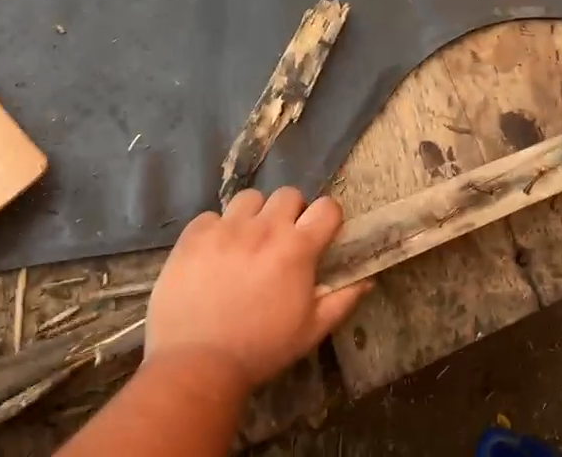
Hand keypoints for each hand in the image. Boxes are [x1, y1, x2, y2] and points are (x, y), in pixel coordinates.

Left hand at [144, 188, 370, 392]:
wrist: (196, 366)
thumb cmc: (261, 350)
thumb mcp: (311, 331)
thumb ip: (342, 301)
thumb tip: (367, 281)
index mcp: (297, 248)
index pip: (327, 207)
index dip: (327, 218)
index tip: (320, 234)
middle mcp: (265, 228)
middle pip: (288, 194)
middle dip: (290, 212)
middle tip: (281, 240)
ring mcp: (226, 229)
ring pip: (249, 199)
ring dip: (253, 215)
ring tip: (246, 242)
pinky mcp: (193, 237)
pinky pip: (210, 217)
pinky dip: (215, 231)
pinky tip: (212, 255)